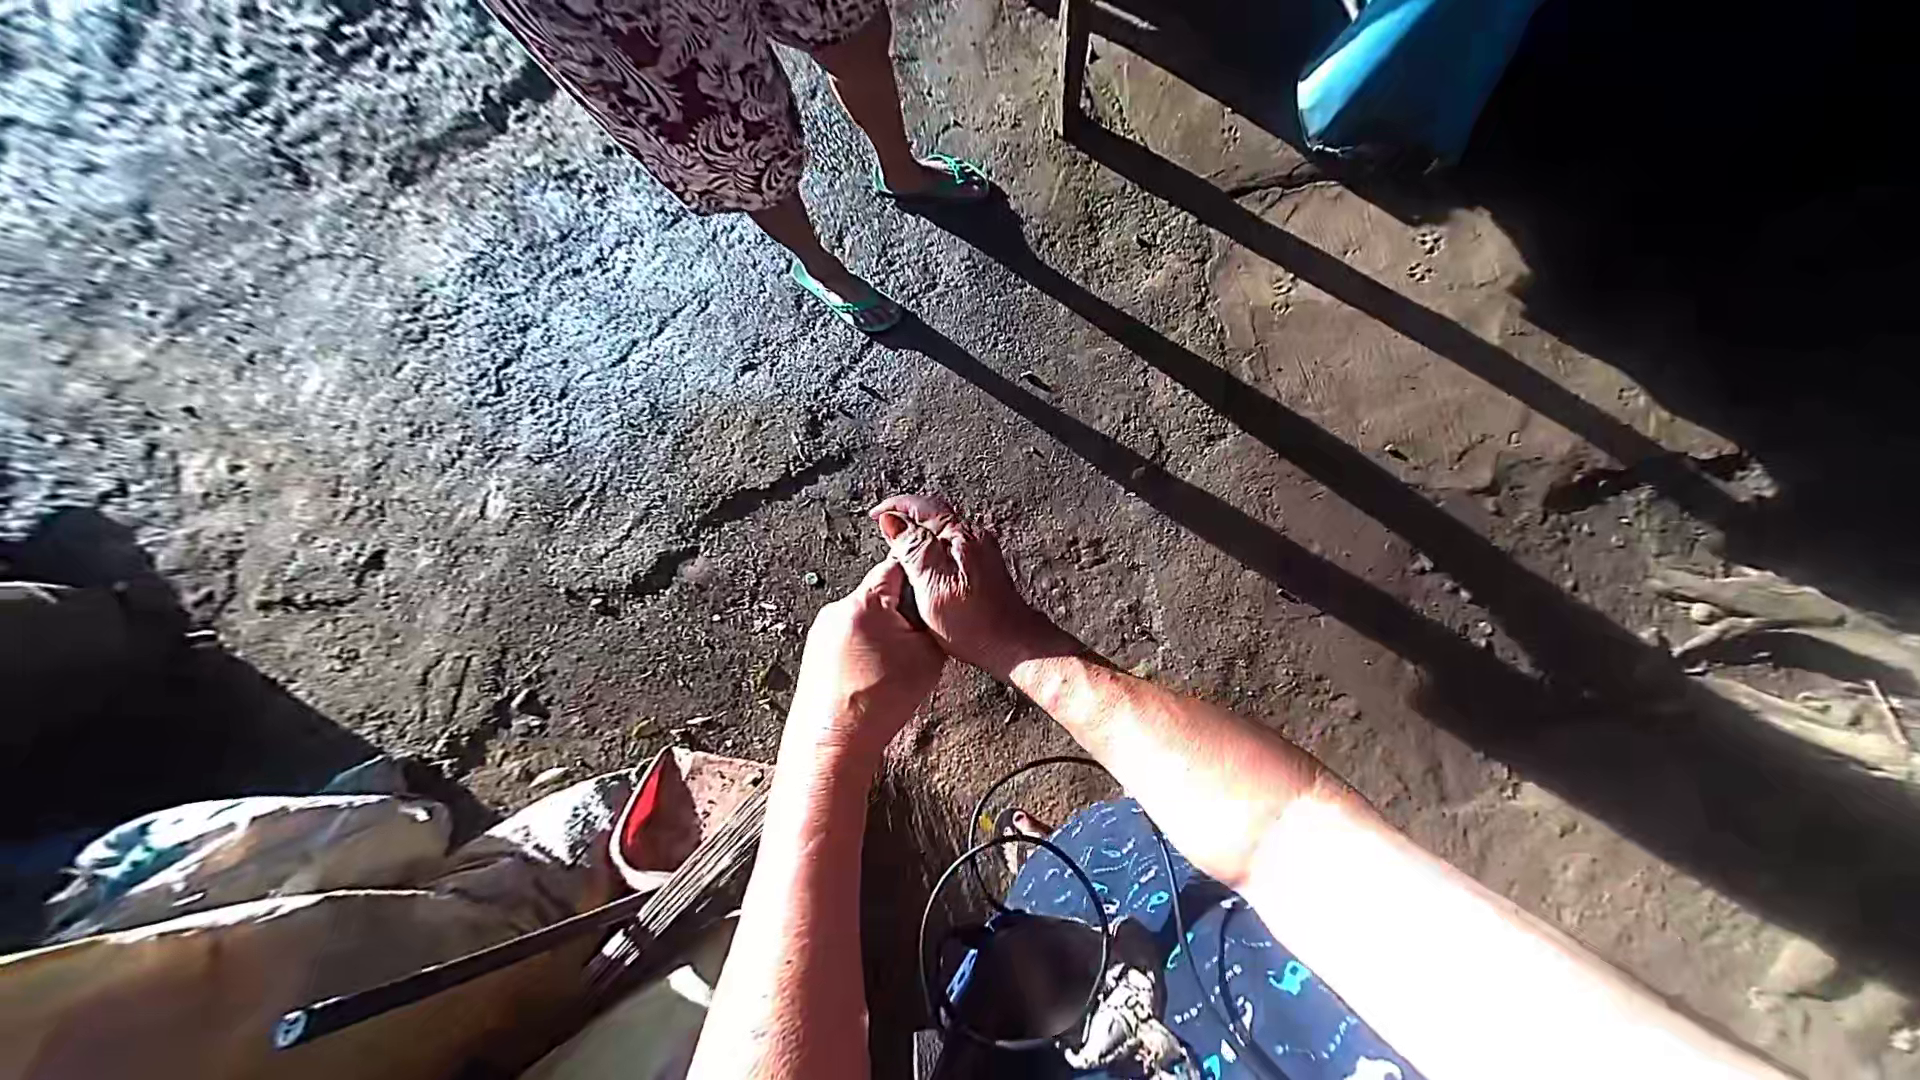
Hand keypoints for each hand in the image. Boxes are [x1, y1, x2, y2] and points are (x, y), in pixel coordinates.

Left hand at [785, 558, 944, 767]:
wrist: (835, 741)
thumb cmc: (876, 704)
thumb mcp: (928, 656)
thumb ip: (934, 622)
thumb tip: (936, 608)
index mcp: (865, 603)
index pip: (898, 566)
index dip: (920, 577)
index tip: (932, 589)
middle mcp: (838, 609)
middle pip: (881, 590)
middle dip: (903, 608)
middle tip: (917, 635)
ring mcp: (824, 629)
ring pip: (867, 613)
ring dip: (884, 626)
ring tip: (895, 660)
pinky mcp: (817, 647)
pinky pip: (851, 632)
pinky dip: (867, 644)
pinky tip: (876, 669)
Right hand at [868, 494, 1078, 678]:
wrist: (1012, 644)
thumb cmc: (976, 623)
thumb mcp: (932, 585)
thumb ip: (912, 550)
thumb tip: (892, 522)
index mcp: (961, 537)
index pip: (922, 506)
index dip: (895, 506)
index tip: (876, 514)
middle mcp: (974, 539)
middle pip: (933, 516)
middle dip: (906, 521)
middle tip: (885, 534)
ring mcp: (980, 553)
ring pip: (941, 533)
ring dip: (918, 538)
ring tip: (900, 553)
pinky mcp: (982, 568)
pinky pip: (949, 549)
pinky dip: (931, 552)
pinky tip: (924, 571)